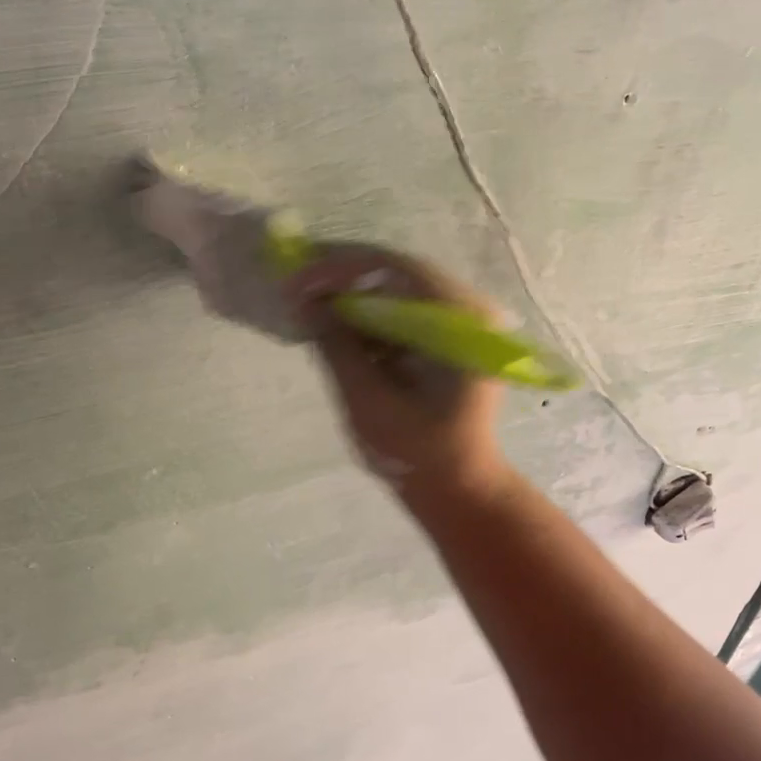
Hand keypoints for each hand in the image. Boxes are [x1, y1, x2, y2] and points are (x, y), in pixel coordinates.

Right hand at [285, 244, 506, 493]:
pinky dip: (365, 314)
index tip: (296, 277)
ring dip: (351, 293)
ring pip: (396, 289)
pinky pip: (400, 311)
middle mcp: (468, 310)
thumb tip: (305, 302)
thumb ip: (338, 348)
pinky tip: (332, 320)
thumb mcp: (369, 402)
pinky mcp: (445, 338)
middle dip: (342, 276)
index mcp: (462, 322)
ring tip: (304, 297)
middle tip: (292, 279)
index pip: (397, 272)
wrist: (459, 491)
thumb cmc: (419, 454)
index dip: (341, 269)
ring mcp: (459, 322)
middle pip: (397, 274)